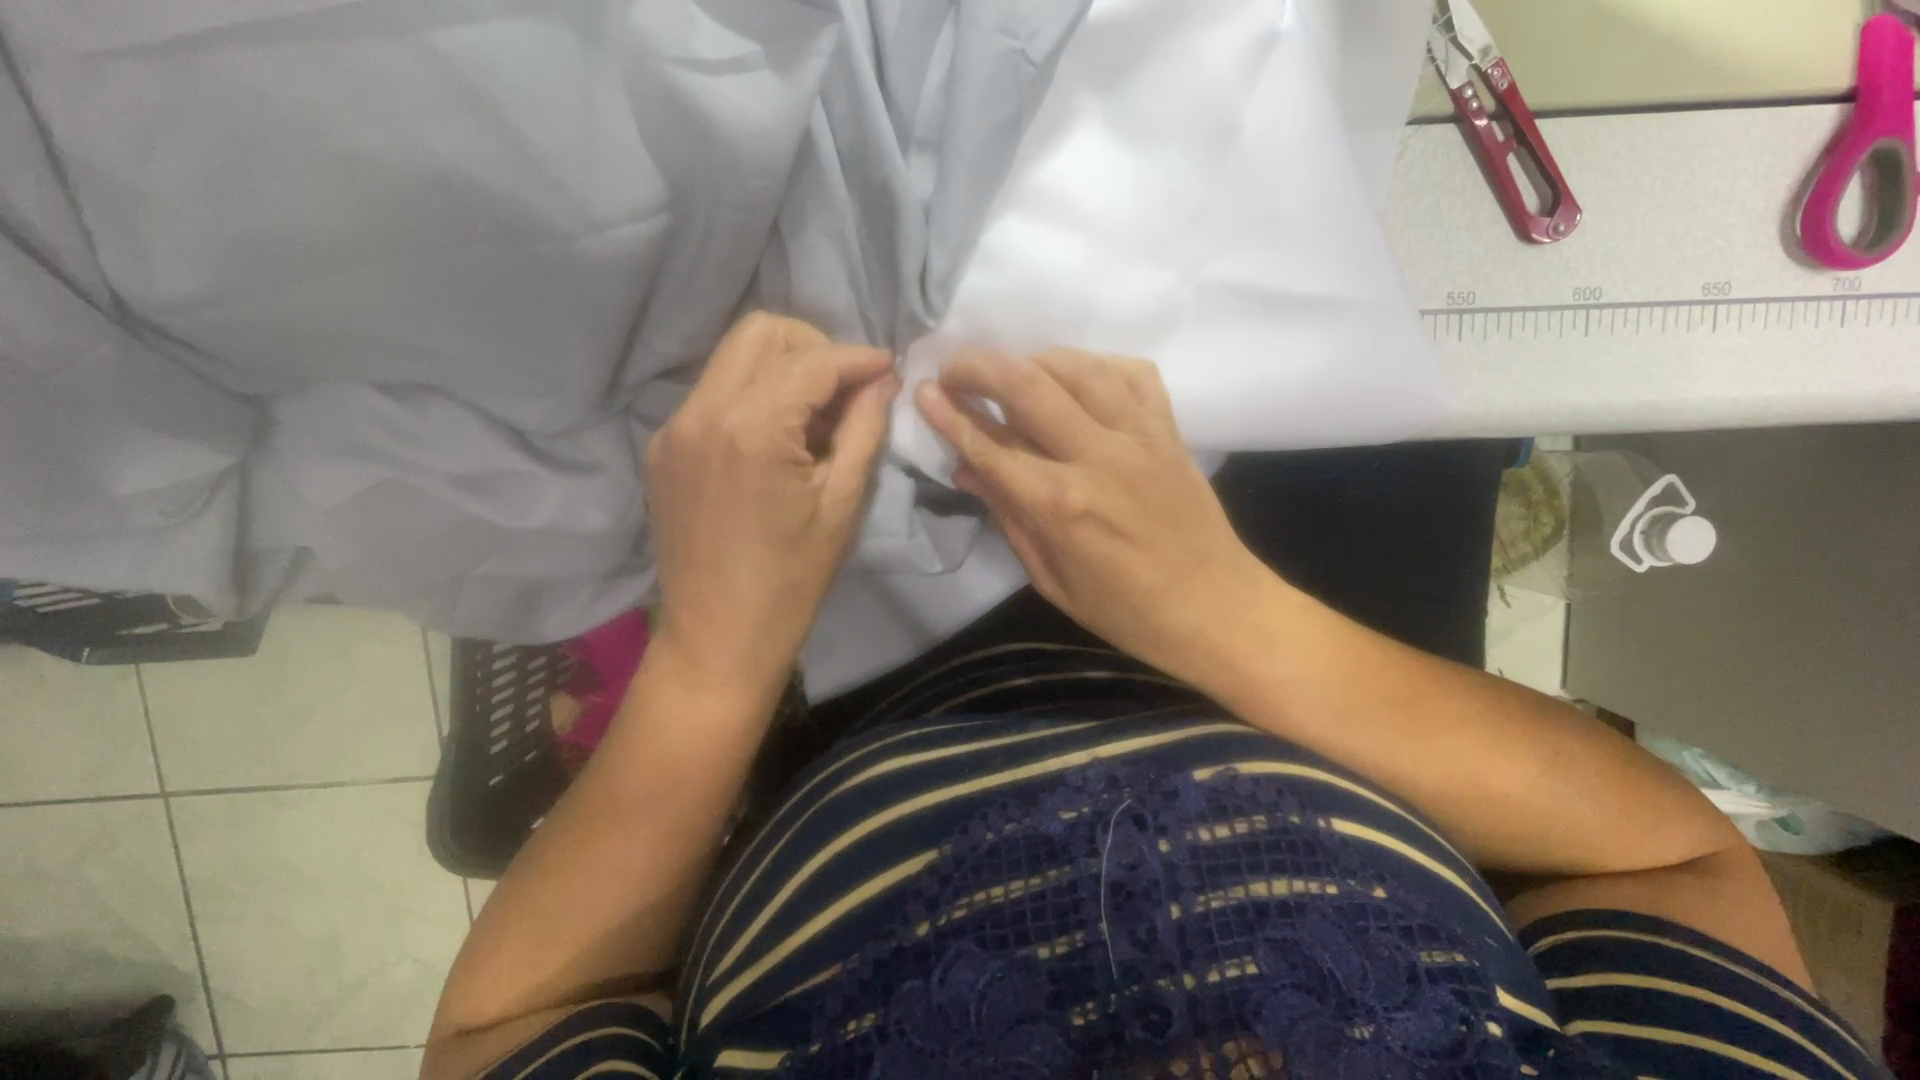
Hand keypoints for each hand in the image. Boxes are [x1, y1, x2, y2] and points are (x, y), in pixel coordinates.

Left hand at [646, 312, 898, 697]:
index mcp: (753, 429)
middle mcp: (702, 412)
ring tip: (815, 417)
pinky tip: (776, 440)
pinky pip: (713, 395)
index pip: (812, 360)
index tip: (889, 368)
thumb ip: (863, 428)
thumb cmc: (792, 580)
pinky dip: (751, 397)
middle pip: (761, 333)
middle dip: (814, 347)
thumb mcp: (842, 504)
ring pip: (732, 359)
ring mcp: (674, 428)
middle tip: (846, 389)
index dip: (858, 358)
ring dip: (781, 369)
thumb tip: (882, 380)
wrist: (718, 637)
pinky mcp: (662, 448)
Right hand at [914, 349, 1271, 679]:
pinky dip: (1098, 366)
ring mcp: (1140, 436)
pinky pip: (1133, 374)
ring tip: (1010, 373)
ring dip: (1034, 359)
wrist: (1216, 609)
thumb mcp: (1051, 579)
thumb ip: (1008, 516)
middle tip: (953, 371)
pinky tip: (1077, 379)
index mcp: (1061, 505)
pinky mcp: (1169, 430)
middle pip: (1028, 386)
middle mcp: (1098, 457)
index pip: (990, 445)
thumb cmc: (1126, 611)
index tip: (922, 391)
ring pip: (1079, 368)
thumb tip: (965, 468)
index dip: (949, 415)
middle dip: (980, 368)